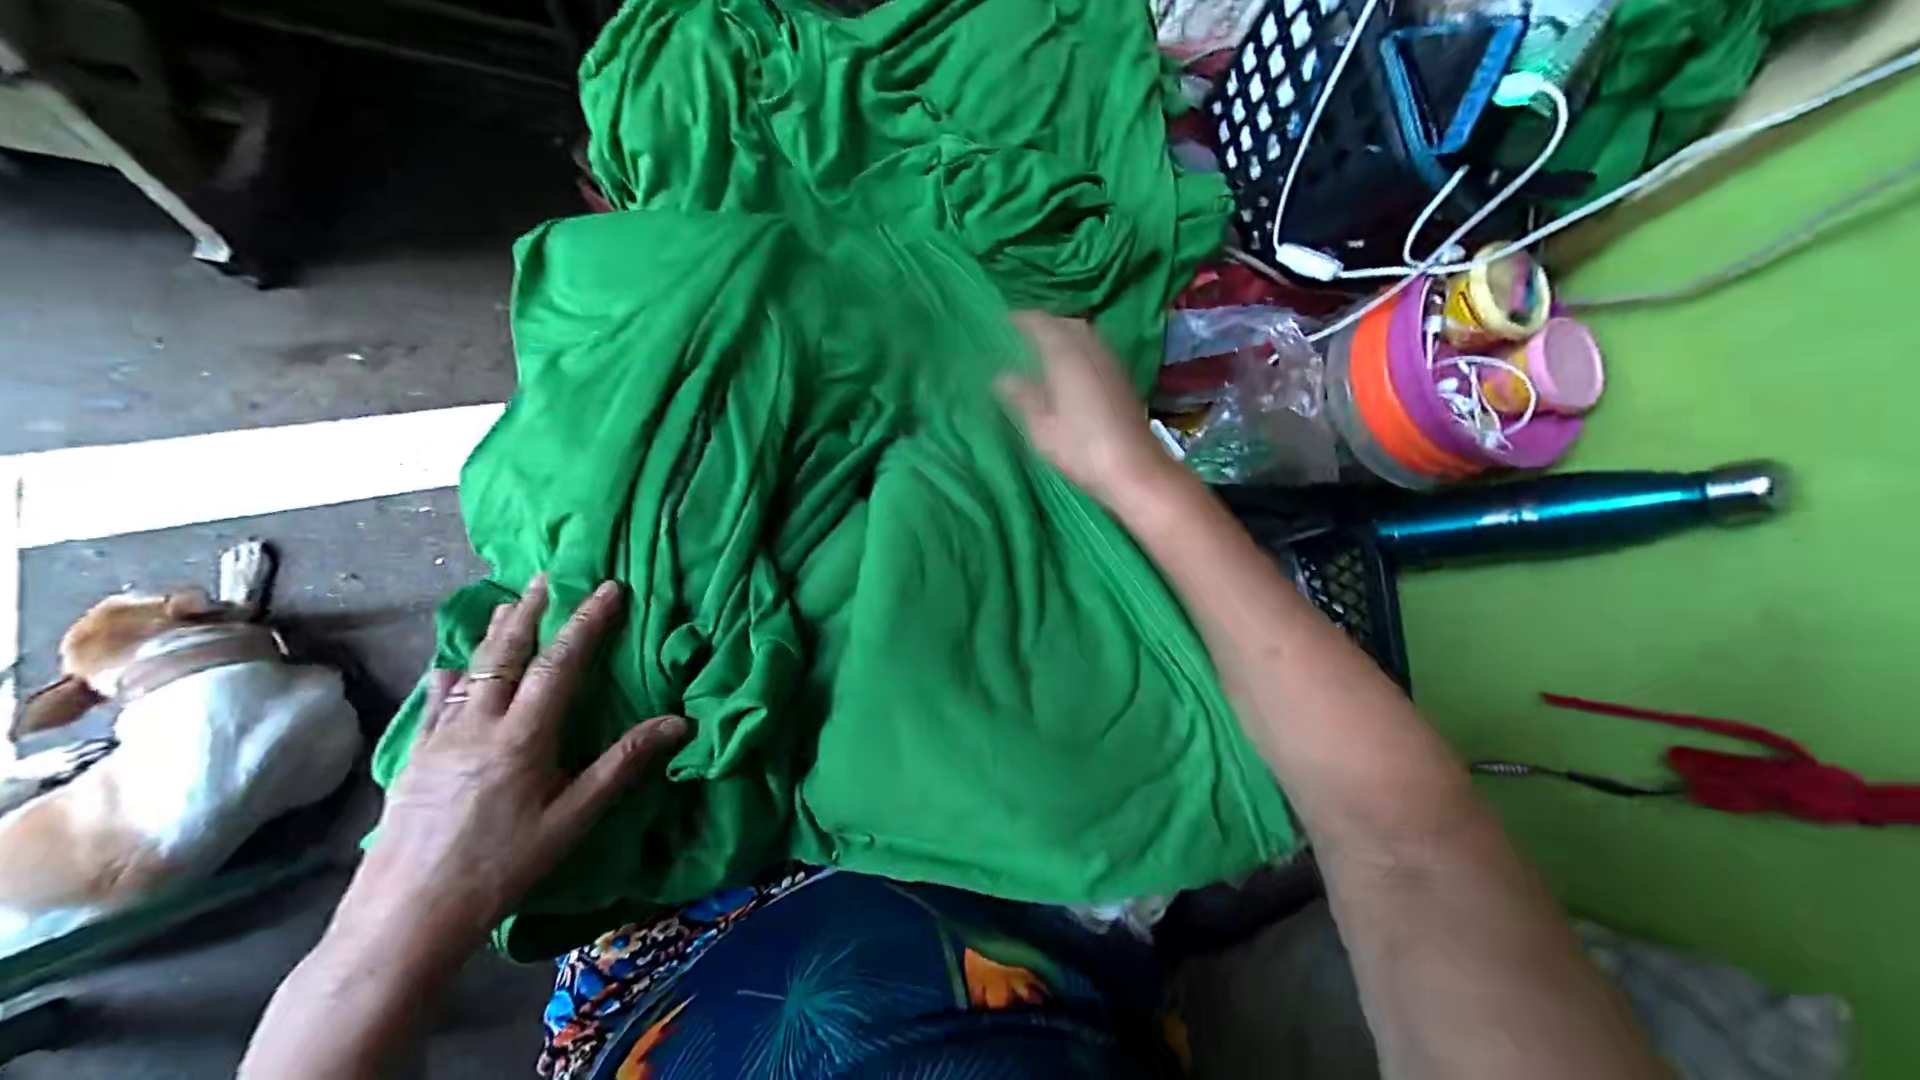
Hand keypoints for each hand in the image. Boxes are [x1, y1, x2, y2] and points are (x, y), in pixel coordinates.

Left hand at [334, 574, 686, 962]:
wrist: (405, 918)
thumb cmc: (502, 867)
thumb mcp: (573, 819)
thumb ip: (624, 764)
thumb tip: (680, 723)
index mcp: (523, 736)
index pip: (562, 663)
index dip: (588, 622)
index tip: (608, 588)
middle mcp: (478, 725)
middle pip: (508, 654)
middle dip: (531, 612)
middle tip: (547, 576)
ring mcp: (438, 739)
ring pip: (469, 672)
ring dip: (493, 634)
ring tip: (508, 604)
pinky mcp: (413, 759)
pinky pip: (432, 704)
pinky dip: (449, 677)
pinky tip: (449, 670)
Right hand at [997, 312, 1183, 508]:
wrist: (1135, 470)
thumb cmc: (1081, 448)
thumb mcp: (1041, 426)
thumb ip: (1021, 396)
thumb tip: (1002, 377)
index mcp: (1066, 354)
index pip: (1041, 324)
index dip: (1021, 320)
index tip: (1003, 322)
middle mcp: (1092, 349)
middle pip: (1067, 324)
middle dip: (1044, 324)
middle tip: (1021, 335)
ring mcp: (1111, 363)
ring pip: (1085, 335)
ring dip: (1064, 336)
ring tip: (1042, 351)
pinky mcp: (1122, 380)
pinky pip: (1095, 350)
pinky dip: (1078, 351)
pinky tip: (1067, 370)